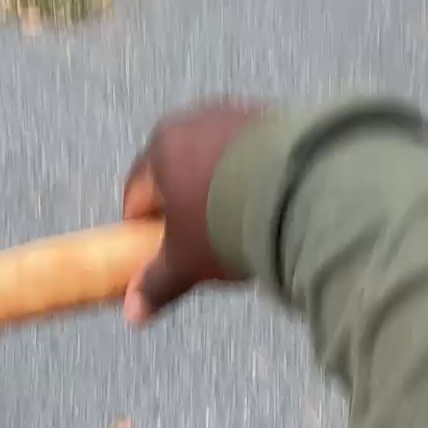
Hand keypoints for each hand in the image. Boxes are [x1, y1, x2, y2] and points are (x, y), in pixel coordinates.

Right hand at [120, 100, 266, 323]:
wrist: (294, 194)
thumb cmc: (224, 224)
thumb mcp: (185, 261)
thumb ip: (156, 283)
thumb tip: (133, 313)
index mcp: (161, 148)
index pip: (137, 192)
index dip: (141, 227)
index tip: (151, 250)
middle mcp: (195, 121)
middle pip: (179, 171)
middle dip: (184, 205)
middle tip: (200, 242)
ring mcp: (238, 115)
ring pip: (218, 161)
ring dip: (222, 191)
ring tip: (238, 227)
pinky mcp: (276, 120)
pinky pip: (255, 155)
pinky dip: (255, 179)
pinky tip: (266, 208)